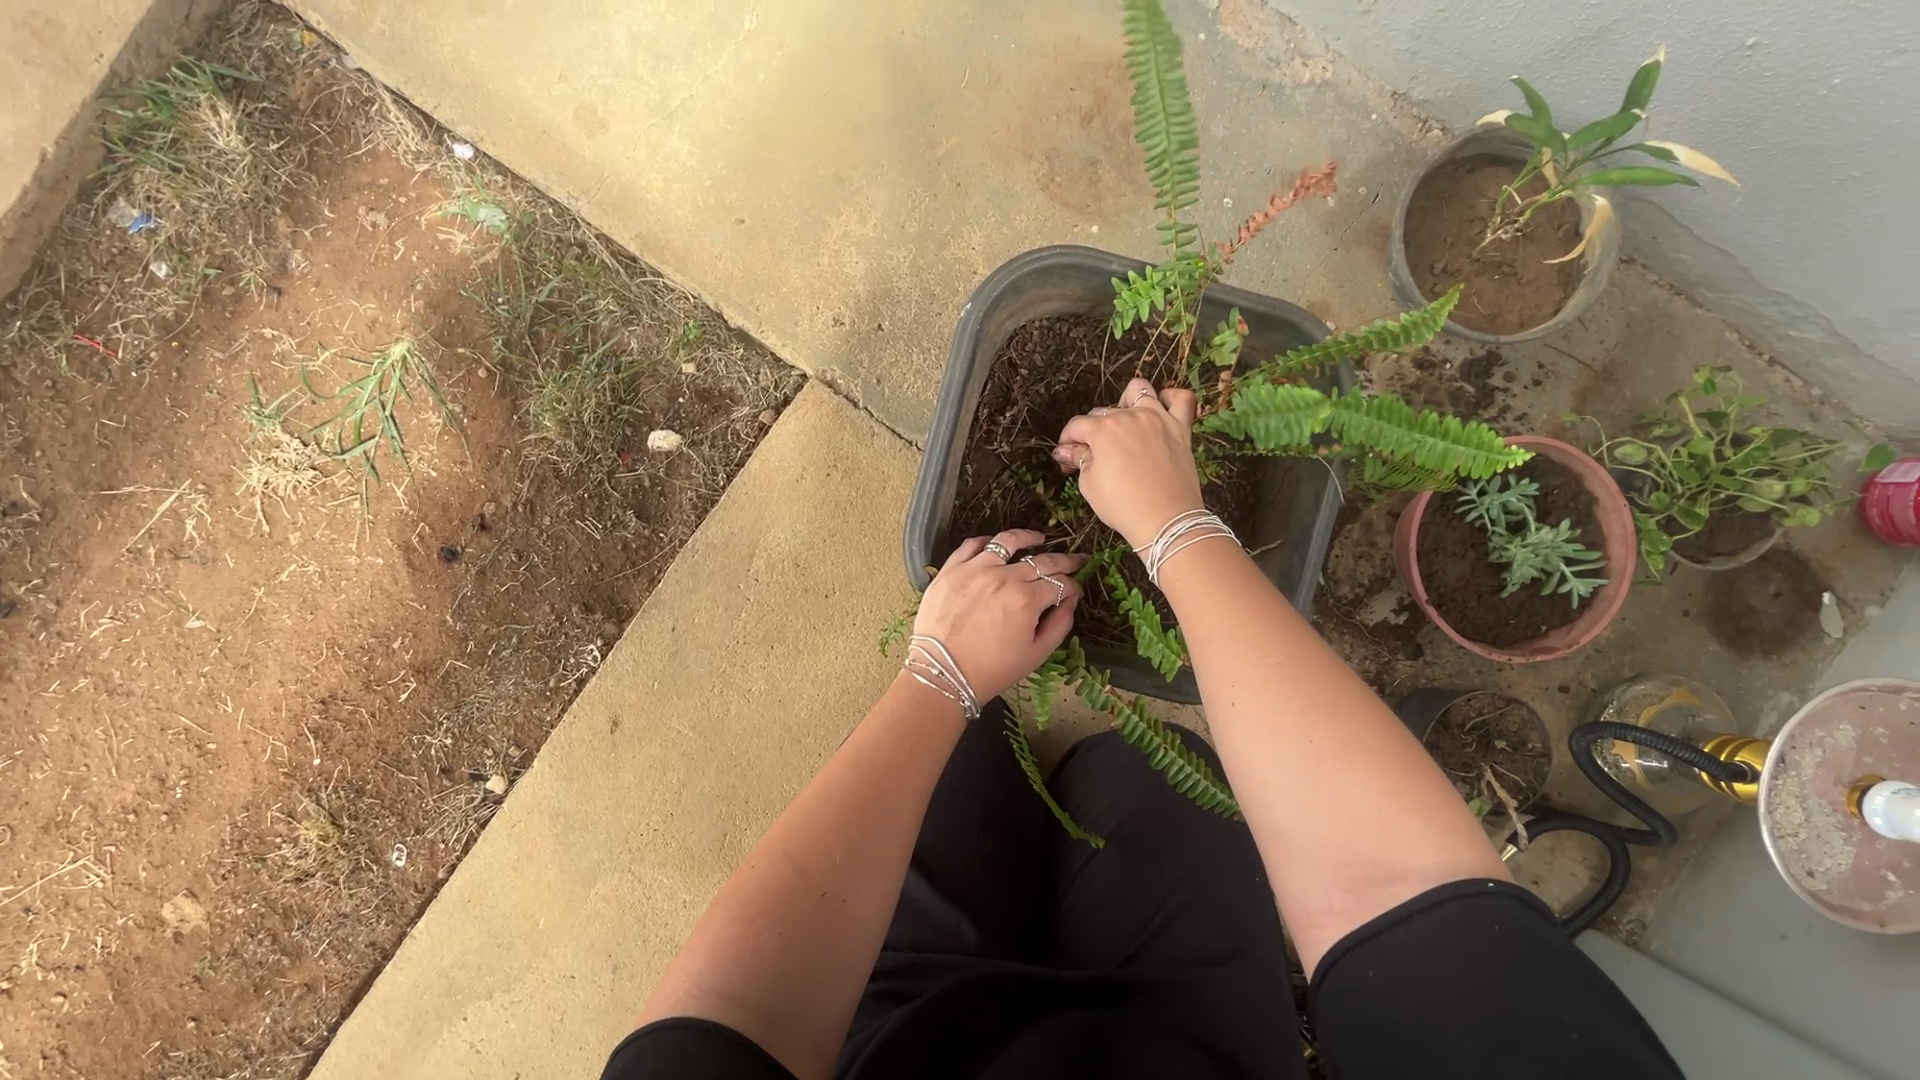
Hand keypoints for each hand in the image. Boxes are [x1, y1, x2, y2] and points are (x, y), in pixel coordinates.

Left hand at [913, 529, 1085, 702]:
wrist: (942, 673)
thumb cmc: (991, 670)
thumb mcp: (1036, 654)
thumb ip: (1060, 624)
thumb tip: (1070, 600)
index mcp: (1026, 599)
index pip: (1060, 582)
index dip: (1073, 586)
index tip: (1075, 591)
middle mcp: (1003, 577)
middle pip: (1042, 560)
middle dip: (1065, 560)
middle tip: (1076, 559)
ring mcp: (975, 569)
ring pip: (1007, 541)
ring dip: (1028, 538)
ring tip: (1038, 538)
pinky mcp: (951, 570)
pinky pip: (972, 545)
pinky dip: (987, 541)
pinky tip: (996, 544)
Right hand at [1053, 378, 1203, 548]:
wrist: (1165, 520)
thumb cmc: (1122, 505)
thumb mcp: (1089, 484)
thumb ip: (1079, 459)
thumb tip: (1067, 449)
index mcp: (1104, 429)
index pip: (1077, 425)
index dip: (1067, 441)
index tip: (1066, 456)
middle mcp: (1130, 416)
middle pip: (1103, 412)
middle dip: (1091, 432)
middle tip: (1091, 455)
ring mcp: (1158, 419)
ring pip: (1139, 391)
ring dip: (1126, 403)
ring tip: (1125, 422)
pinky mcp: (1180, 428)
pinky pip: (1180, 399)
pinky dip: (1170, 399)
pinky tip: (1160, 410)